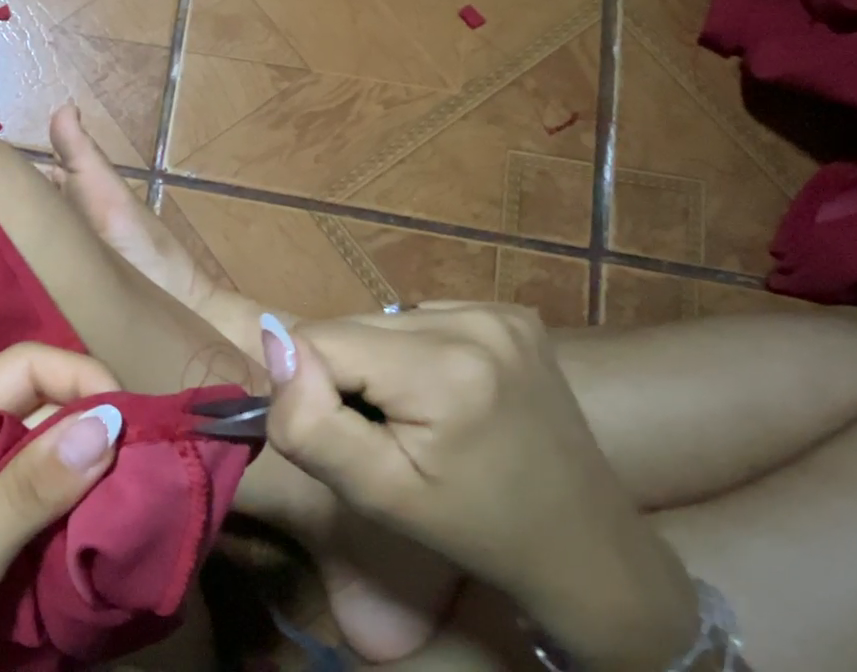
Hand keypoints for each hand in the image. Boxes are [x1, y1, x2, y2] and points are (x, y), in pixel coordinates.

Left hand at [0, 343, 124, 671]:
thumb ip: (30, 492)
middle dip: (92, 421)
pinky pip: (24, 473)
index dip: (85, 379)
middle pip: (36, 396)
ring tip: (122, 496)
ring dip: (81, 458)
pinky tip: (83, 516)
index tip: (132, 431)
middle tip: (140, 472)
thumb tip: (109, 422)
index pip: (26, 363)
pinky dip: (60, 487)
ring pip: (35, 436)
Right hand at [258, 303, 698, 671]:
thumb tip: (275, 346)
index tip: (349, 436)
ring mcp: (498, 311)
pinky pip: (419, 319)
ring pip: (380, 321)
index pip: (319, 340)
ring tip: (418, 419)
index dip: (312, 388)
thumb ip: (311, 424)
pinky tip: (446, 397)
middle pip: (350, 327)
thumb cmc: (471, 529)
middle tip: (383, 436)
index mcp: (444, 367)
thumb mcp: (377, 496)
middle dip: (343, 375)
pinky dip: (412, 354)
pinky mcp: (510, 312)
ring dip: (376, 364)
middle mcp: (474, 319)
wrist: (581, 544)